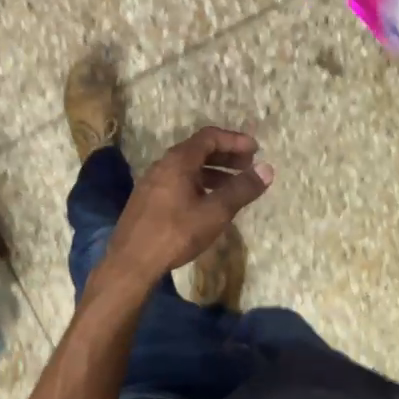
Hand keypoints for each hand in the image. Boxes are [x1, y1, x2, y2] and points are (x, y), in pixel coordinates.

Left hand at [98, 127, 273, 287]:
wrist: (131, 261)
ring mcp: (152, 182)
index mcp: (178, 161)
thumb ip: (241, 189)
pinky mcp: (147, 199)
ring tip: (234, 186)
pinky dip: (199, 184)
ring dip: (213, 172)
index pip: (209, 137)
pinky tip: (208, 203)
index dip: (234, 140)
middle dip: (226, 155)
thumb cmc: (176, 233)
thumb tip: (267, 169)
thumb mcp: (215, 212)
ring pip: (188, 168)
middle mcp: (163, 165)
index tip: (256, 150)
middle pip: (198, 150)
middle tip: (249, 165)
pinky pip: (178, 181)